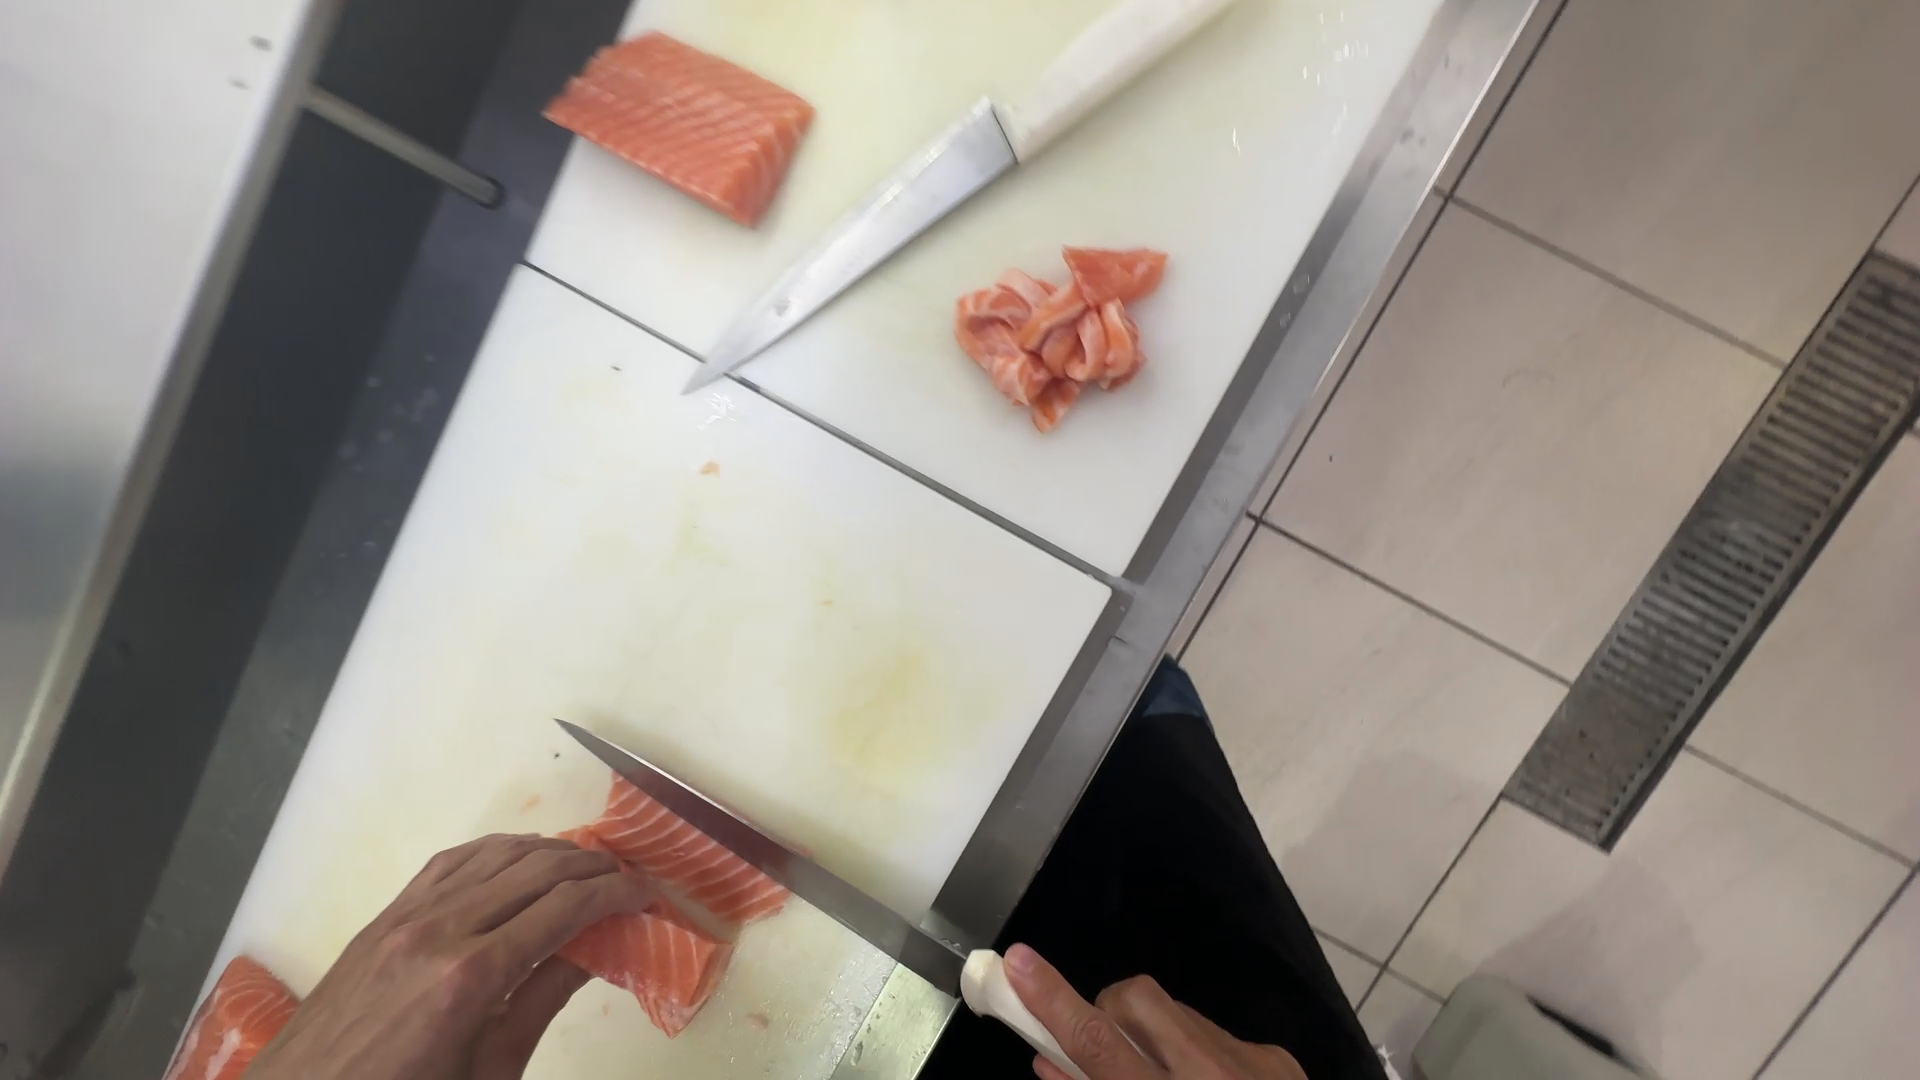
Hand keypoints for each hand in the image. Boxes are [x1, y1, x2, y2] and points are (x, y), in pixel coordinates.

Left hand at [249, 834, 653, 1079]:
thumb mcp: (488, 1074)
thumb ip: (545, 1001)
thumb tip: (599, 947)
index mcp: (471, 978)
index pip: (568, 906)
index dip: (619, 892)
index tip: (648, 896)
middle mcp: (442, 930)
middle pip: (543, 868)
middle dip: (597, 867)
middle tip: (626, 881)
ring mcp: (407, 916)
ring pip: (503, 851)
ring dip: (555, 851)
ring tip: (584, 869)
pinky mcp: (385, 915)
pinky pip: (457, 858)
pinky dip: (503, 849)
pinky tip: (524, 861)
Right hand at [1004, 943, 1308, 1079]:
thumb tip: (1047, 1062)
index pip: (1099, 1046)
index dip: (1053, 1001)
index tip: (1016, 960)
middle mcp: (1213, 1076)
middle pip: (1135, 1002)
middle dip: (1106, 1013)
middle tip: (1101, 1053)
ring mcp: (1252, 1062)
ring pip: (1173, 1011)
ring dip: (1151, 1036)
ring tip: (1158, 1079)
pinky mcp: (1278, 1057)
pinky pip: (1214, 1031)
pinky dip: (1194, 1052)